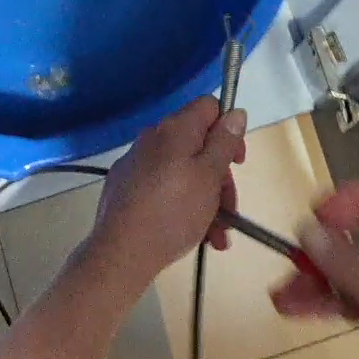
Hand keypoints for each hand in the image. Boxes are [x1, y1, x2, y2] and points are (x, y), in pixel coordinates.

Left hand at [83, 96, 245, 289]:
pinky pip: (163, 187)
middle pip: (198, 145)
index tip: (237, 162)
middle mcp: (152, 138)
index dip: (229, 129)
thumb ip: (224, 142)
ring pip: (183, 172)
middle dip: (220, 178)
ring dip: (206, 200)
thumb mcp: (209, 176)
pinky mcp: (126, 187)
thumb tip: (235, 112)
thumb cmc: (173, 212)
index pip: (208, 107)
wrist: (121, 252)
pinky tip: (194, 235)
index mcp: (174, 129)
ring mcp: (136, 163)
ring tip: (217, 237)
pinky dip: (182, 205)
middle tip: (229, 211)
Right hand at [271, 177, 358, 358]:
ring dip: (320, 277)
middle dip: (325, 244)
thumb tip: (306, 228)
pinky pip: (357, 296)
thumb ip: (346, 264)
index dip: (349, 200)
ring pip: (356, 267)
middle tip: (289, 260)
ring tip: (281, 295)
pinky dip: (330, 300)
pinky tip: (297, 310)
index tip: (314, 219)